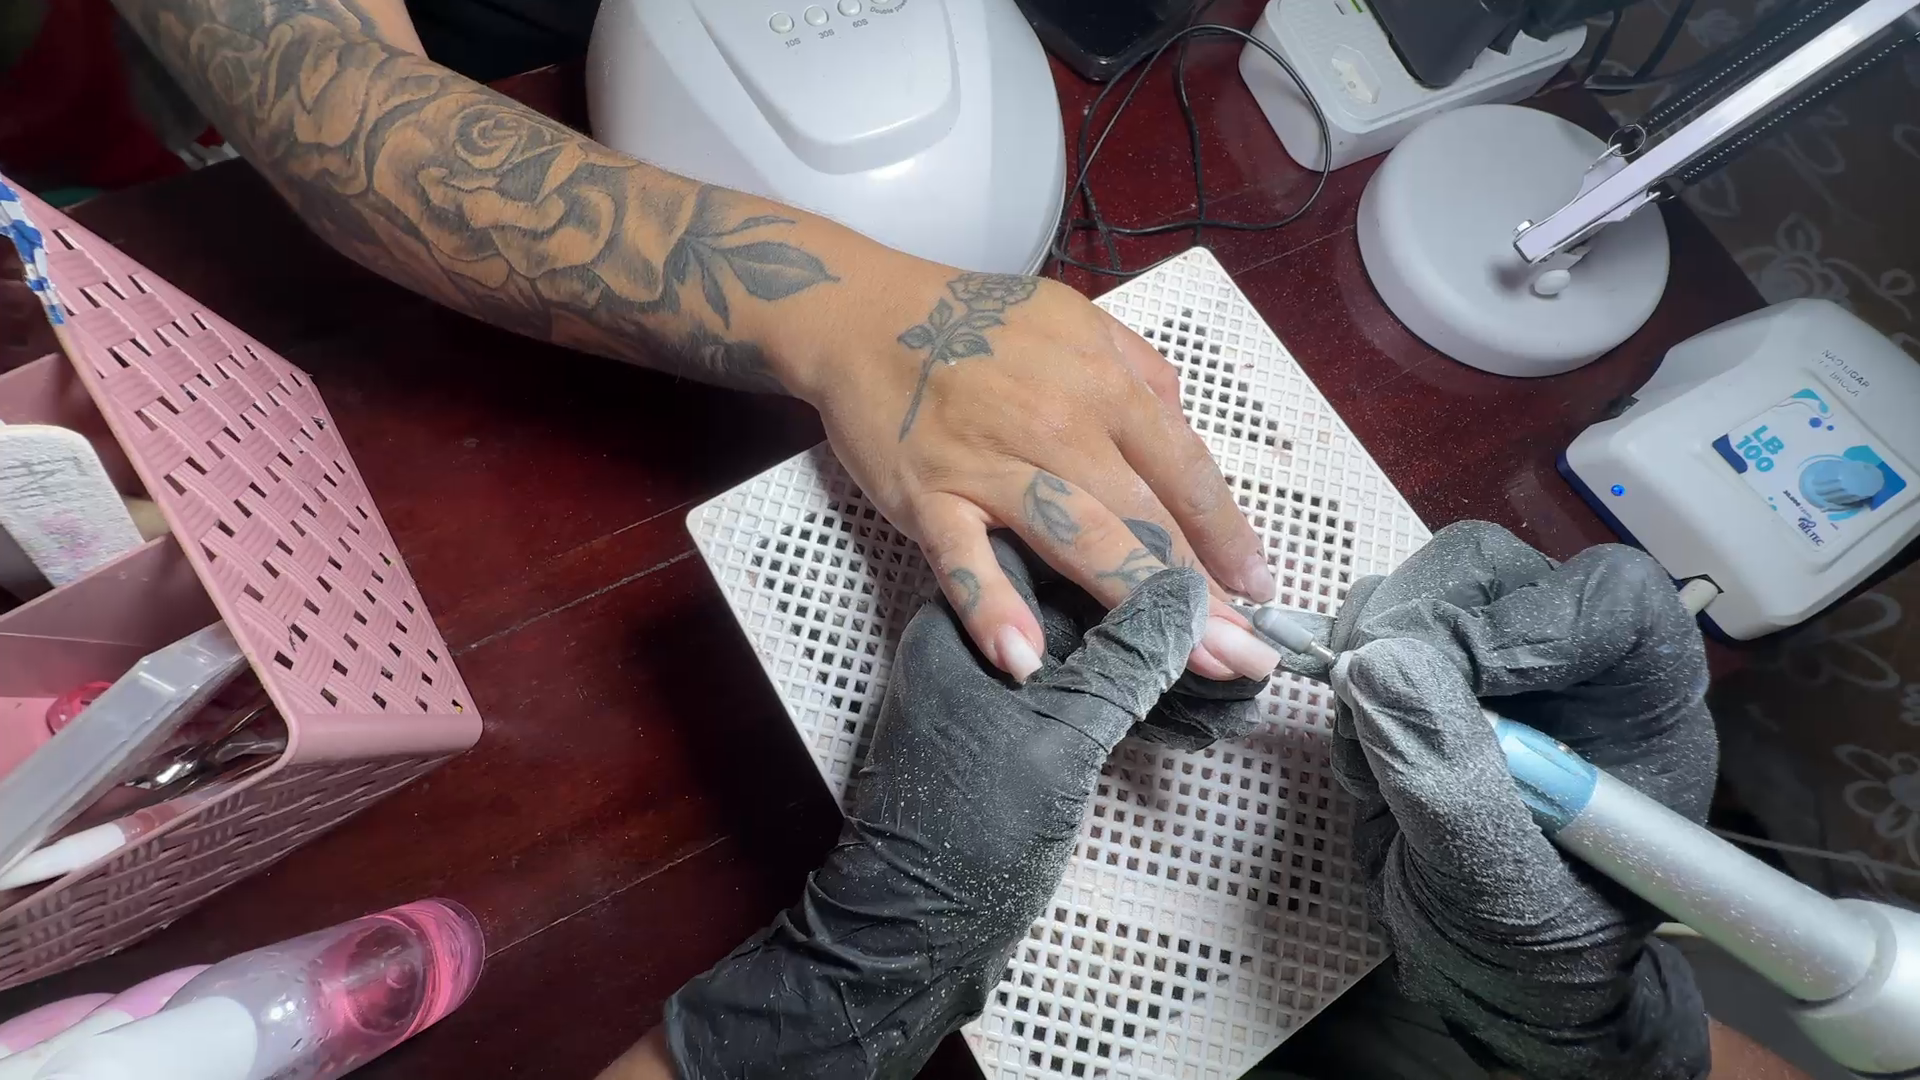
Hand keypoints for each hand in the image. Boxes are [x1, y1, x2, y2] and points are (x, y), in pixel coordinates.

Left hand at [662, 534, 1262, 1077]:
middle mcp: (978, 638)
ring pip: (1092, 640)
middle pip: (1080, 594)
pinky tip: (1190, 694)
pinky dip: (1139, 685)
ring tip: (1231, 662)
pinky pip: (1089, 682)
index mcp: (963, 622)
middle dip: (1159, 608)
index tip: (1206, 573)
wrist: (921, 930)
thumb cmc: (969, 833)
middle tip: (1234, 624)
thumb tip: (1189, 595)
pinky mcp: (1022, 721)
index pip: (1055, 553)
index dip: (1134, 555)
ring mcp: (1000, 681)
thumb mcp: (1058, 739)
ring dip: (1158, 650)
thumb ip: (1124, 661)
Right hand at [778, 260, 1278, 684]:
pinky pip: (963, 558)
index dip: (1225, 533)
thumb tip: (1181, 430)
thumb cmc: (976, 320)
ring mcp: (989, 466)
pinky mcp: (928, 496)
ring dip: (1135, 605)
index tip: (1256, 587)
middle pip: (1142, 517)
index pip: (1181, 470)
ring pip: (1074, 539)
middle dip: (1202, 590)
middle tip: (1248, 655)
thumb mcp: (1075, 320)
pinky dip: (990, 606)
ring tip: (1188, 665)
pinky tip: (1023, 659)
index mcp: (1099, 384)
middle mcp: (1056, 426)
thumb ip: (1138, 370)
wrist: (867, 316)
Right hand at [1264, 522, 1714, 1079]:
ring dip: (1368, 652)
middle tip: (1372, 693)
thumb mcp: (1495, 888)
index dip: (1526, 619)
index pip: (1606, 602)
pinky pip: (1362, 623)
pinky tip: (1358, 739)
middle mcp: (1557, 663)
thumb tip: (1374, 664)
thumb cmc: (1517, 945)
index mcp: (1632, 710)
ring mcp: (1476, 656)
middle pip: (1490, 569)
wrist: (1468, 958)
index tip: (1451, 674)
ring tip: (1370, 745)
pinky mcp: (1412, 662)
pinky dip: (1340, 671)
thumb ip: (1447, 780)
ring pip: (1415, 584)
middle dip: (1419, 621)